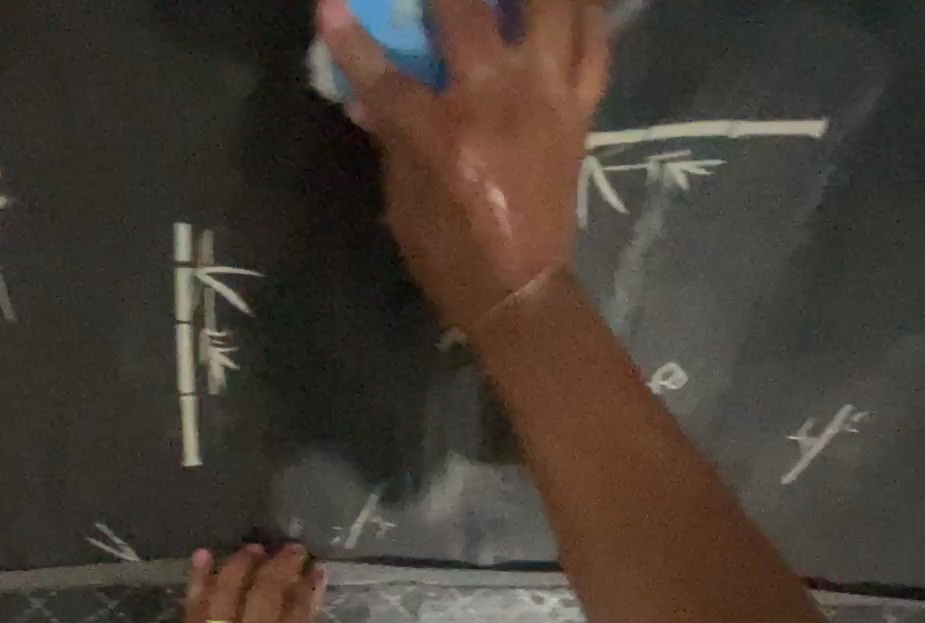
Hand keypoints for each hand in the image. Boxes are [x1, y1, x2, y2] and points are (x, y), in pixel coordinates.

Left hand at [152, 546, 341, 622]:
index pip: (303, 609)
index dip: (313, 585)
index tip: (320, 569)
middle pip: (270, 586)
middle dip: (284, 561)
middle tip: (293, 549)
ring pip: (232, 585)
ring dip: (244, 560)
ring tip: (255, 548)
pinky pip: (195, 602)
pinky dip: (199, 576)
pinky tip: (203, 555)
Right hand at [317, 0, 608, 332]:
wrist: (519, 291)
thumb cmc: (451, 259)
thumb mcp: (404, 208)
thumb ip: (392, 144)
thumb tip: (370, 99)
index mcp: (443, 139)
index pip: (387, 77)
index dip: (353, 40)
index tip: (330, 7)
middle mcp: (498, 104)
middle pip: (467, 11)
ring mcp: (546, 100)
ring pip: (548, 5)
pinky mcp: (578, 111)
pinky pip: (594, 42)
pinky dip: (584, 12)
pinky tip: (564, 3)